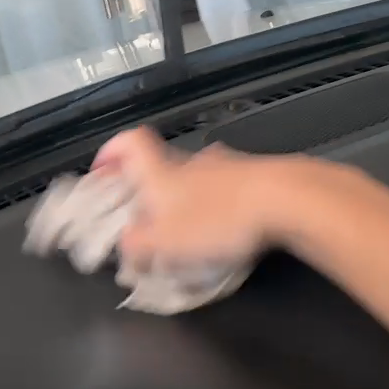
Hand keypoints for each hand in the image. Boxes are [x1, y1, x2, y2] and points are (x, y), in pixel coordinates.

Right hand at [93, 126, 287, 274]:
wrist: (284, 200)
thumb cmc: (217, 218)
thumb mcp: (165, 242)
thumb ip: (137, 245)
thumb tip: (124, 245)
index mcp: (160, 171)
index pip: (129, 143)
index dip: (112, 151)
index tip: (104, 170)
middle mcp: (189, 161)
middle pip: (160, 164)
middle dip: (150, 190)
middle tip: (147, 218)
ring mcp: (224, 166)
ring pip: (194, 178)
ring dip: (186, 199)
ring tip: (190, 231)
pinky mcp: (253, 177)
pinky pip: (225, 189)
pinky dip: (218, 206)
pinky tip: (226, 231)